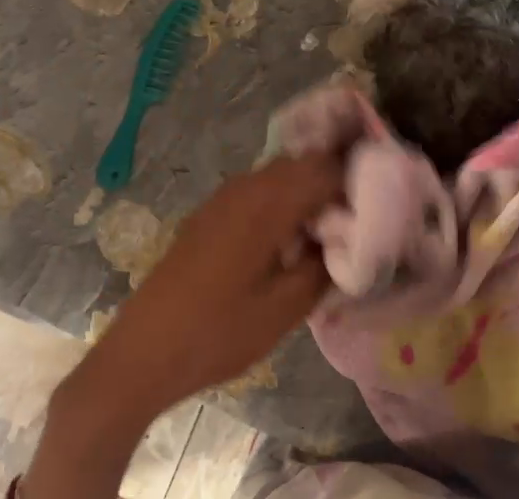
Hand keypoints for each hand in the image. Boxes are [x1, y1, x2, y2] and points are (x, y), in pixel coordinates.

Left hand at [69, 152, 347, 415]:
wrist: (141, 354)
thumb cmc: (217, 333)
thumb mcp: (284, 310)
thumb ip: (323, 268)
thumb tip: (347, 242)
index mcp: (268, 202)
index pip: (328, 169)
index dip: (358, 183)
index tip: (377, 210)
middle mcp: (246, 187)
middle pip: (304, 164)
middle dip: (334, 183)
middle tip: (355, 220)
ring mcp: (222, 198)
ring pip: (280, 175)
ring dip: (306, 191)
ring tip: (325, 231)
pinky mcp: (208, 214)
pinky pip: (257, 190)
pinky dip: (281, 202)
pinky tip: (285, 240)